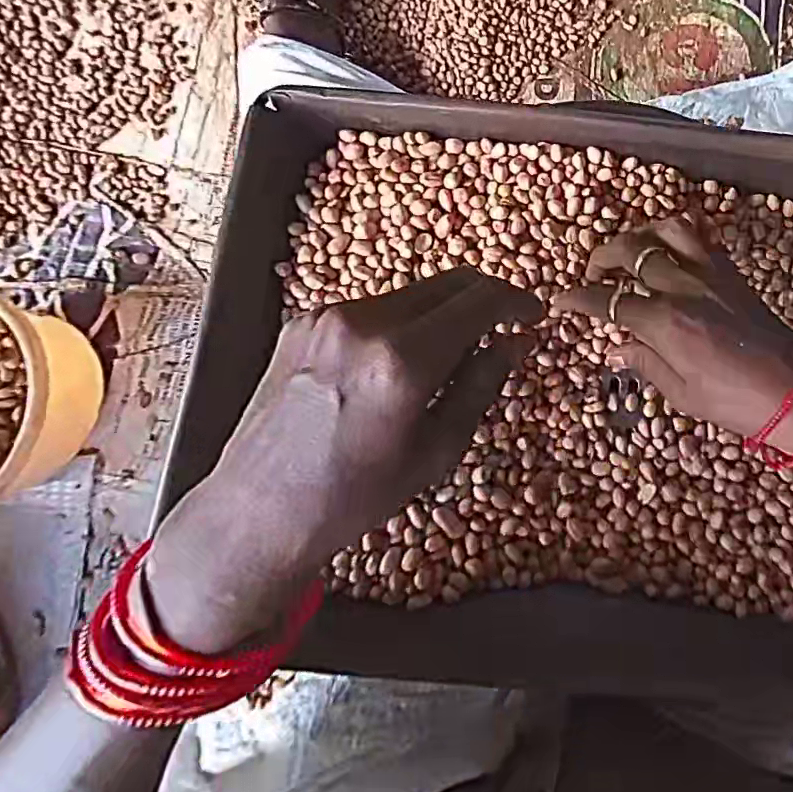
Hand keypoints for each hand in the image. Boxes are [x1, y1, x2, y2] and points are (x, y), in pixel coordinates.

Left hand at [145, 267, 539, 651]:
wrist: (259, 508)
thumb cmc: (356, 494)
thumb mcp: (437, 450)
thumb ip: (481, 384)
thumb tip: (514, 343)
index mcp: (401, 360)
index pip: (479, 301)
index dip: (516, 301)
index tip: (533, 314)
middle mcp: (362, 322)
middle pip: (447, 282)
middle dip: (484, 299)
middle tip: (502, 328)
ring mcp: (326, 317)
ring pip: (409, 294)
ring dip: (441, 313)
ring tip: (446, 358)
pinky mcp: (303, 322)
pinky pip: (371, 309)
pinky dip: (400, 323)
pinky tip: (397, 363)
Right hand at [551, 216, 792, 472]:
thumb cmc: (733, 400)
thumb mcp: (680, 392)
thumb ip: (644, 362)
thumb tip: (616, 349)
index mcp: (664, 322)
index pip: (607, 300)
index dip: (578, 298)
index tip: (561, 299)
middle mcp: (683, 288)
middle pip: (630, 251)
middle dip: (602, 256)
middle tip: (593, 272)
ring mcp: (710, 274)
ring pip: (667, 230)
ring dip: (641, 234)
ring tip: (631, 251)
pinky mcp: (731, 272)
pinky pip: (701, 236)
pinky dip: (678, 232)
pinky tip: (669, 246)